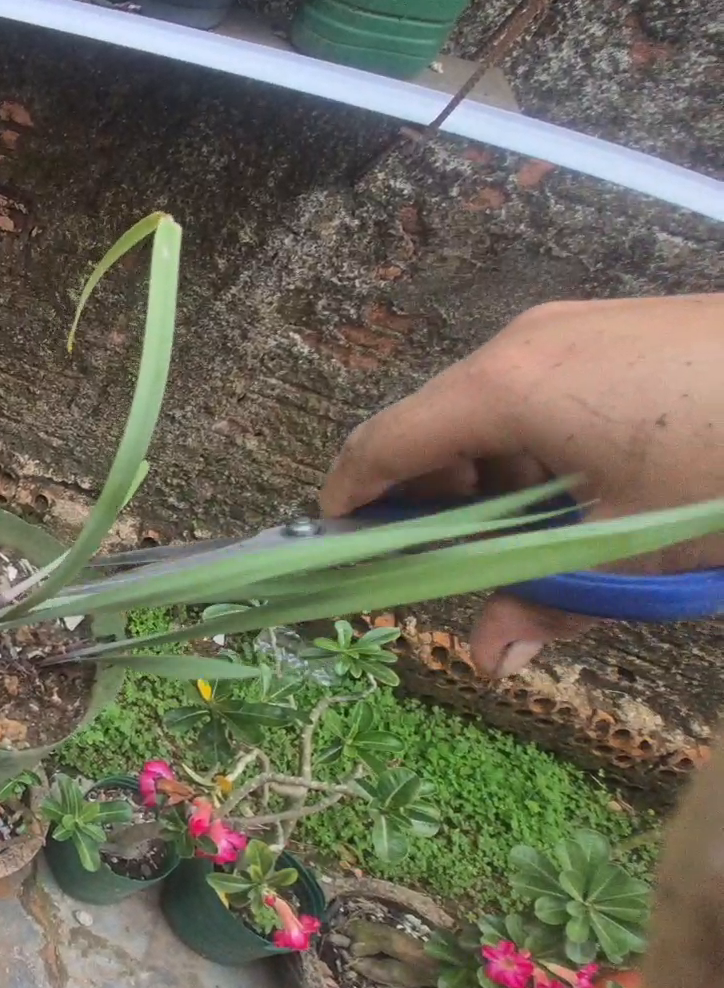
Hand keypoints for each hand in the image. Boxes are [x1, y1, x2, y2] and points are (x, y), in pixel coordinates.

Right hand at [319, 294, 723, 677]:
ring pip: (476, 405)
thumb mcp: (645, 545)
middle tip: (452, 548)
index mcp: (498, 389)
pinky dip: (526, 436)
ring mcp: (567, 327)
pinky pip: (530, 384)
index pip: (377, 447)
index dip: (347, 498)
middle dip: (421, 491)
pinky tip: (585, 471)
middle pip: (422, 425)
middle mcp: (512, 346)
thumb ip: (549, 601)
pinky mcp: (614, 323)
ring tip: (535, 516)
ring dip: (478, 467)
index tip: (343, 543)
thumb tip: (492, 664)